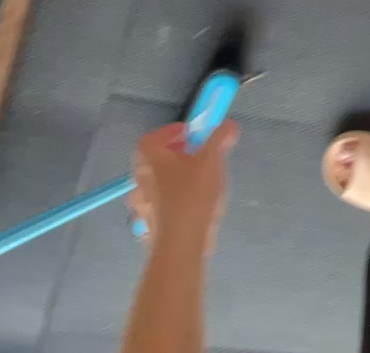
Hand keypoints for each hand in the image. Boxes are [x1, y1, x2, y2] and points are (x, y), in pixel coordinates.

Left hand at [129, 121, 238, 252]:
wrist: (181, 243)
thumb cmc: (194, 194)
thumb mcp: (213, 159)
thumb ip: (221, 138)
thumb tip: (229, 125)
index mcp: (152, 161)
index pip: (150, 139)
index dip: (168, 133)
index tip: (188, 134)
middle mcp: (141, 181)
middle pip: (150, 162)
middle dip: (171, 156)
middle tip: (193, 156)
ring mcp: (142, 207)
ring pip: (152, 186)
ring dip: (168, 180)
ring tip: (192, 182)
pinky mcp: (149, 227)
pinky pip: (156, 208)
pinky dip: (169, 204)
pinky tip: (188, 207)